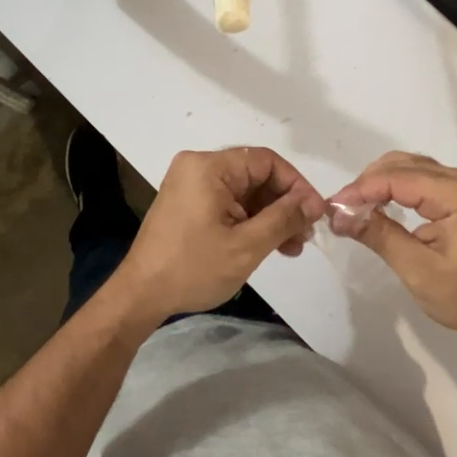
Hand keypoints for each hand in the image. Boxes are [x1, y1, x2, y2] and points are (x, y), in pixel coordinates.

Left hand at [115, 147, 325, 319]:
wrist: (141, 294)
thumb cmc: (193, 268)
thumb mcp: (246, 245)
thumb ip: (284, 218)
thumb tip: (313, 202)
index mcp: (208, 167)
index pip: (266, 161)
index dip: (296, 185)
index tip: (315, 214)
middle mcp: (198, 167)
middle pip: (255, 175)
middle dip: (284, 205)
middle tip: (304, 237)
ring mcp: (190, 185)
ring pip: (244, 191)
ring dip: (269, 216)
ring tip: (290, 248)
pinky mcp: (187, 203)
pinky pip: (228, 202)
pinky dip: (249, 220)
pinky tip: (267, 245)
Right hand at [330, 153, 456, 345]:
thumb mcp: (419, 271)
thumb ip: (380, 236)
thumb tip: (339, 215)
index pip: (399, 178)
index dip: (361, 189)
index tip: (331, 207)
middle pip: (403, 165)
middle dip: (367, 184)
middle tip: (340, 210)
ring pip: (409, 169)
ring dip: (378, 184)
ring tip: (353, 209)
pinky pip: (420, 180)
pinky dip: (394, 189)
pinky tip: (376, 206)